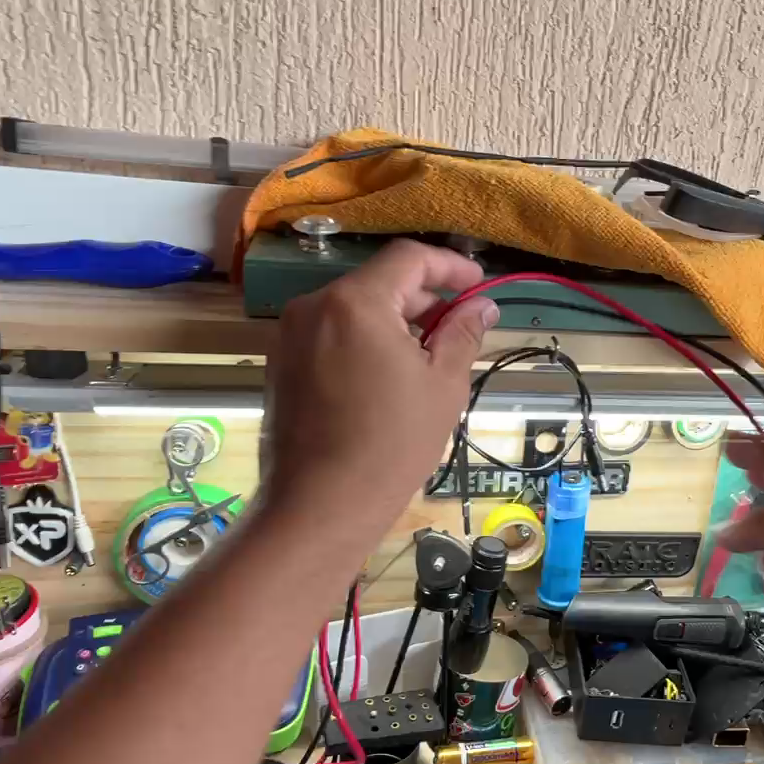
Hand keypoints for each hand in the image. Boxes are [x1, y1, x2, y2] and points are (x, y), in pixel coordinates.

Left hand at [257, 240, 496, 544]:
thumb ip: (462, 332)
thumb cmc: (392, 443)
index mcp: (356, 302)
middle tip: (457, 332)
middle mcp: (314, 305)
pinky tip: (385, 378)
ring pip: (354, 309)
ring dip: (393, 322)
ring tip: (424, 361)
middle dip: (423, 300)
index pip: (408, 258)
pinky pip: (330, 334)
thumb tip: (482, 305)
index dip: (450, 266)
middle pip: (379, 283)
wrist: (320, 504)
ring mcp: (290, 334)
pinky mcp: (280, 363)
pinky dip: (363, 341)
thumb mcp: (443, 385)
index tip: (477, 285)